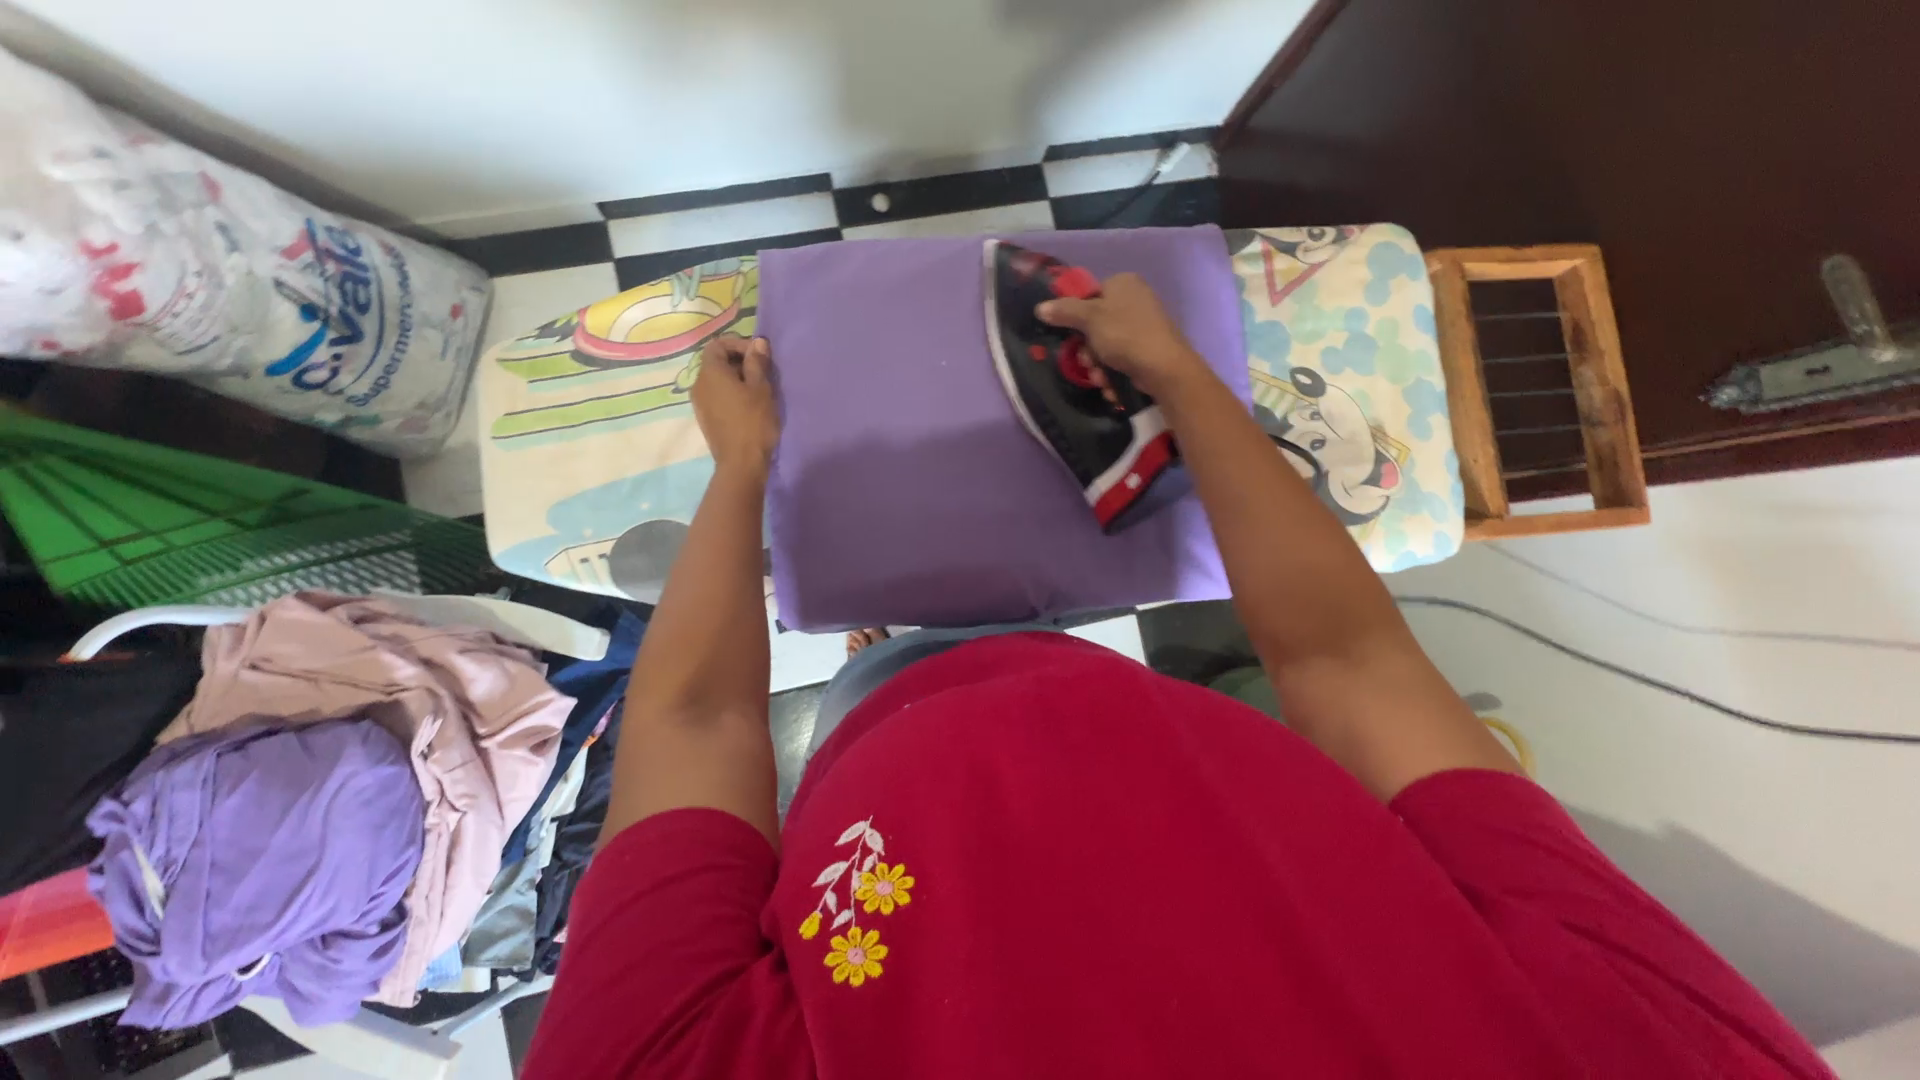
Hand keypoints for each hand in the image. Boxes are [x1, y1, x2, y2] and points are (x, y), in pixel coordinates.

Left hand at [692, 334, 778, 474]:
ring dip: (737, 378)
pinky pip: (717, 395)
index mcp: (710, 372)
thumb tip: (758, 342)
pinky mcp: (706, 417)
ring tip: (759, 389)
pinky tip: (749, 405)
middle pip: (716, 362)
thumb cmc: (753, 422)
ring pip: (717, 380)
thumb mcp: (761, 388)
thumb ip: (757, 363)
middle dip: (740, 361)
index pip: (718, 344)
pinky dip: (731, 392)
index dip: (739, 343)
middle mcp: (699, 384)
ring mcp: (700, 402)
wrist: (740, 463)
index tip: (759, 355)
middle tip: (763, 372)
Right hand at [1035, 273, 1210, 398]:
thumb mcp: (1089, 318)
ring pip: (1107, 346)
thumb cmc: (1125, 335)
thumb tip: (1040, 307)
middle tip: (1087, 362)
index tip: (1073, 335)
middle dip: (1088, 350)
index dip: (1078, 317)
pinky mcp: (1149, 349)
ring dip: (1098, 366)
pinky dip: (1114, 373)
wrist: (1164, 368)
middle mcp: (1136, 299)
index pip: (1091, 295)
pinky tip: (1113, 384)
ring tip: (1101, 378)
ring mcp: (1145, 325)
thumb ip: (1064, 311)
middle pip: (1097, 325)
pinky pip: (1122, 358)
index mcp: (1124, 283)